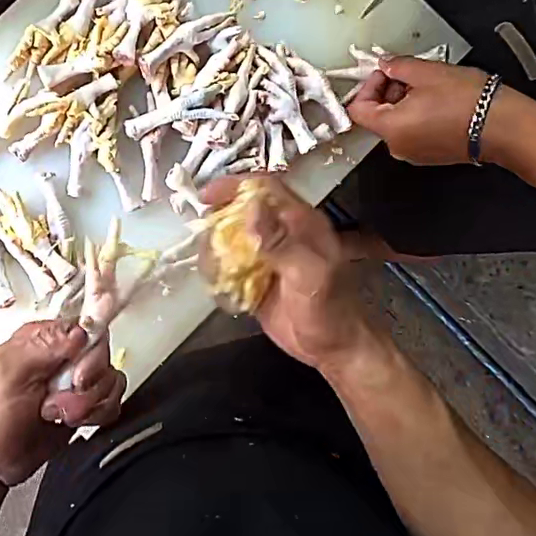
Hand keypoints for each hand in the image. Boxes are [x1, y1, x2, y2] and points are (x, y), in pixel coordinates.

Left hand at [0, 320, 125, 487]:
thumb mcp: (8, 374)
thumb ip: (43, 347)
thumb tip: (81, 331)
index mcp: (38, 339)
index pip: (85, 327)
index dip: (89, 352)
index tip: (77, 376)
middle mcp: (58, 356)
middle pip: (101, 355)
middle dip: (88, 384)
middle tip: (57, 401)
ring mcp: (71, 382)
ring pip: (109, 380)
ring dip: (89, 404)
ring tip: (56, 415)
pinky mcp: (82, 406)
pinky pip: (110, 402)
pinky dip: (97, 415)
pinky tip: (72, 422)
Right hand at [198, 177, 399, 379]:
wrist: (335, 350)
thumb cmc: (330, 311)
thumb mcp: (308, 273)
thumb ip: (280, 241)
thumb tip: (250, 208)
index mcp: (301, 223)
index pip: (265, 188)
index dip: (235, 186)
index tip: (207, 195)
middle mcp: (283, 233)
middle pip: (243, 209)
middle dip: (218, 215)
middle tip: (201, 230)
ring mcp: (268, 255)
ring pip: (232, 236)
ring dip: (214, 244)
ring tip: (209, 260)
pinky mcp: (255, 277)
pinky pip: (229, 264)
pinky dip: (216, 267)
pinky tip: (214, 278)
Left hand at [345, 55, 511, 165]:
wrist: (508, 127)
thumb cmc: (472, 103)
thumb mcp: (429, 73)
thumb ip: (399, 67)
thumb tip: (386, 64)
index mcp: (390, 128)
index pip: (358, 109)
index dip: (368, 87)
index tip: (384, 73)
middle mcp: (397, 146)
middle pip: (377, 116)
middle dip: (389, 92)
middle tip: (409, 75)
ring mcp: (413, 153)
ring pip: (396, 123)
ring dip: (405, 102)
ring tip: (429, 86)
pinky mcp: (430, 154)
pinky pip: (414, 132)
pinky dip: (418, 115)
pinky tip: (439, 101)